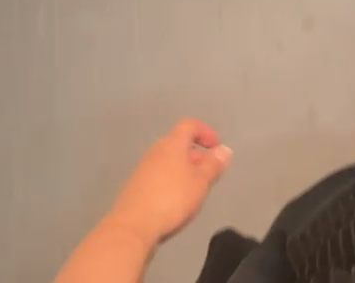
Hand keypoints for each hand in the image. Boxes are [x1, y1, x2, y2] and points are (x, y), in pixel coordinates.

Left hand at [104, 119, 233, 244]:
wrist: (131, 228)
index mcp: (172, 144)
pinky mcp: (135, 188)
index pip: (189, 125)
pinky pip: (158, 176)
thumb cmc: (171, 199)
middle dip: (196, 155)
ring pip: (168, 161)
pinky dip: (170, 182)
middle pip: (178, 144)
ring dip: (183, 170)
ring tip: (193, 190)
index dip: (205, 132)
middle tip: (208, 173)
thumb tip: (224, 150)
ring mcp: (142, 169)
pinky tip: (174, 202)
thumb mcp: (200, 183)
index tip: (216, 147)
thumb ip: (213, 165)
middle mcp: (156, 151)